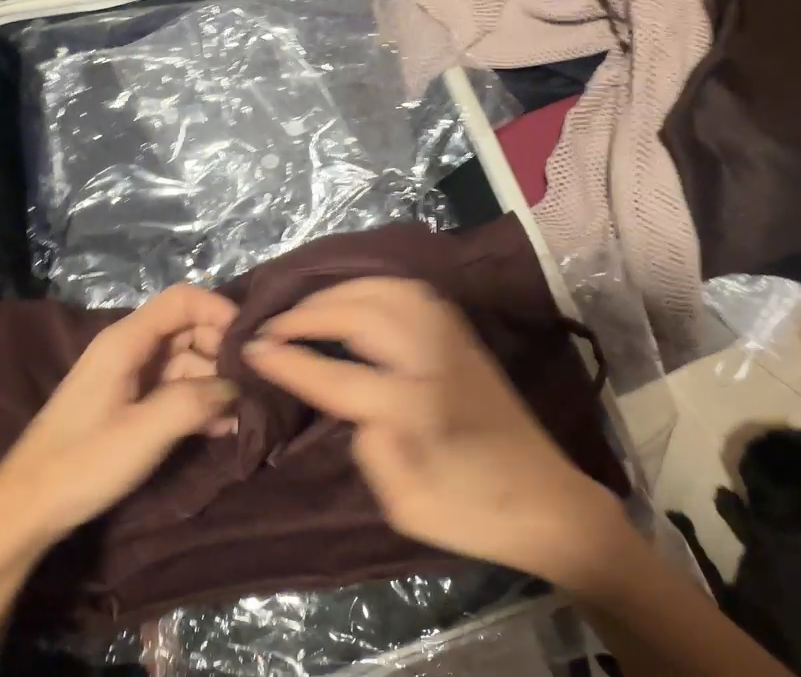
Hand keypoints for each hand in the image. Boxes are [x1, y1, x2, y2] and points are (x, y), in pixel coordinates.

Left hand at [0, 284, 240, 544]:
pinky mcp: (130, 405)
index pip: (183, 300)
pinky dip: (200, 403)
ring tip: (244, 415)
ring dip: (216, 384)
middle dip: (223, 352)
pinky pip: (175, 390)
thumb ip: (196, 401)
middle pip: (189, 329)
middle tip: (254, 386)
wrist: (25, 509)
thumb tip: (239, 386)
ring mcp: (129, 378)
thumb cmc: (83, 462)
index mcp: (126, 341)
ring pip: (186, 362)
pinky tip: (222, 429)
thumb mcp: (145, 432)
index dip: (220, 312)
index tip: (250, 344)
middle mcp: (129, 349)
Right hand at [242, 278, 625, 585]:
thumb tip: (354, 411)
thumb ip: (373, 452)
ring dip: (342, 291)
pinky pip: (415, 293)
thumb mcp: (411, 508)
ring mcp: (455, 342)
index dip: (288, 361)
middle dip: (310, 313)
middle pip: (362, 313)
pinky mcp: (466, 338)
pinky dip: (377, 286)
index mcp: (417, 407)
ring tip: (310, 308)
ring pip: (390, 290)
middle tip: (273, 327)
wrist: (550, 502)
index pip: (336, 376)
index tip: (250, 351)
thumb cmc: (474, 514)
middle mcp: (435, 359)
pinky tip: (360, 300)